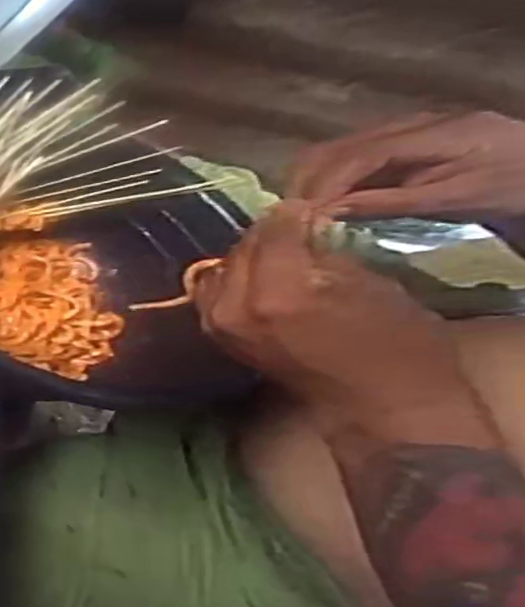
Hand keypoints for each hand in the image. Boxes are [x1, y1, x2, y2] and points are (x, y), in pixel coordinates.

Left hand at [196, 201, 481, 437]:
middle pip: (242, 250)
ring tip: (275, 248)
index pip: (272, 235)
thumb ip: (326, 253)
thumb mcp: (372, 285)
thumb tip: (303, 226)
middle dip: (266, 233)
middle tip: (290, 224)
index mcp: (280, 292)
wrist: (375, 401)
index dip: (289, 216)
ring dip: (246, 254)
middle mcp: (236, 306)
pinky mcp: (212, 333)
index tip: (302, 205)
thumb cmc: (395, 343)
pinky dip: (231, 276)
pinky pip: (211, 291)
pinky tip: (255, 272)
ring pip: (222, 268)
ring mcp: (217, 322)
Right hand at [288, 112, 524, 218]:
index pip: (358, 156)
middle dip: (306, 184)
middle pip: (332, 149)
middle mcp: (412, 123)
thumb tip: (325, 212)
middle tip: (297, 217)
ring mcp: (404, 129)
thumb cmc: (517, 188)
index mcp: (436, 132)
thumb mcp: (461, 199)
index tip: (303, 216)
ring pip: (331, 151)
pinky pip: (345, 156)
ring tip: (309, 211)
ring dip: (311, 182)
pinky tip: (330, 199)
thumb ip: (392, 203)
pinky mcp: (399, 140)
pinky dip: (327, 179)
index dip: (323, 186)